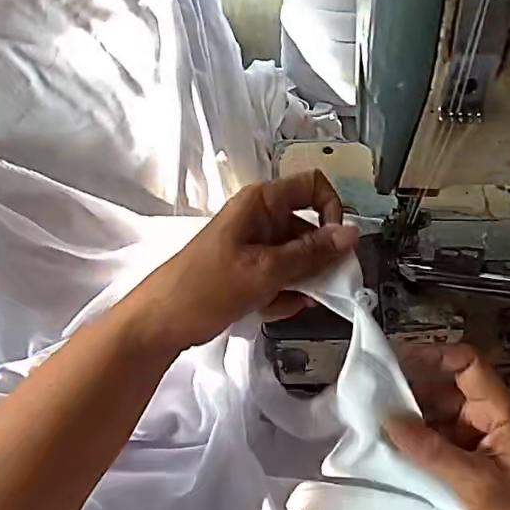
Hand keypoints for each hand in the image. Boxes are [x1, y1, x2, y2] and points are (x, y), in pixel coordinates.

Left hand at [120, 170, 358, 352]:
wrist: (161, 323)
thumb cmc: (201, 288)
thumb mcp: (265, 270)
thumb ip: (311, 253)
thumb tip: (349, 235)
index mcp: (260, 203)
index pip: (313, 186)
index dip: (331, 210)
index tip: (337, 244)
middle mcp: (259, 219)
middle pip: (309, 229)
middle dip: (316, 261)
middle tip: (318, 286)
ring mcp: (254, 246)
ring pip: (297, 259)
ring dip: (298, 284)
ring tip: (282, 302)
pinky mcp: (249, 271)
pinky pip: (280, 278)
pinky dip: (280, 295)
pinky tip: (268, 310)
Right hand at [384, 344, 509, 509]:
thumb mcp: (476, 483)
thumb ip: (432, 452)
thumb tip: (390, 420)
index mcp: (501, 410)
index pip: (469, 365)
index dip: (437, 356)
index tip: (399, 362)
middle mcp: (486, 412)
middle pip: (445, 383)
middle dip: (412, 385)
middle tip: (375, 392)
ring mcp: (471, 429)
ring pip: (434, 405)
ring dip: (408, 409)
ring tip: (374, 413)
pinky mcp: (459, 448)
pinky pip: (431, 428)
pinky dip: (411, 431)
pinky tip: (387, 435)